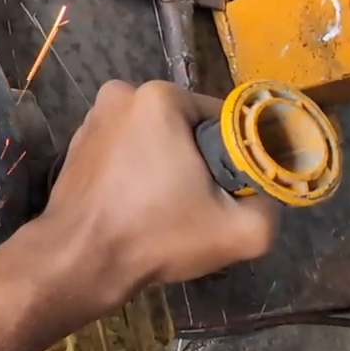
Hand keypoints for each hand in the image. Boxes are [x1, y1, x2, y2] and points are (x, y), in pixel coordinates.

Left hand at [26, 80, 280, 323]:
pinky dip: (138, 167)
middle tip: (205, 200)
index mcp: (159, 97)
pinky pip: (126, 147)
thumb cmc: (158, 234)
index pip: (221, 118)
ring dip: (167, 162)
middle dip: (200, 157)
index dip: (238, 153)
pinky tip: (140, 201)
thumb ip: (270, 202)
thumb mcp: (243, 230)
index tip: (238, 187)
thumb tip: (266, 191)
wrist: (80, 255)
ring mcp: (94, 116)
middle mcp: (121, 94)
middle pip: (185, 125)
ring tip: (170, 205)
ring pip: (154, 136)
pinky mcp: (79, 140)